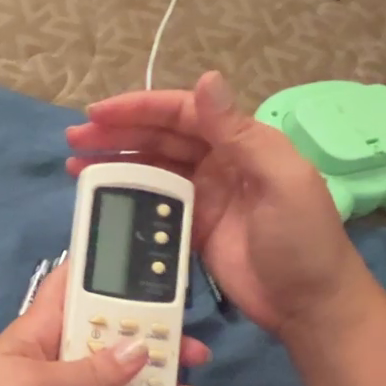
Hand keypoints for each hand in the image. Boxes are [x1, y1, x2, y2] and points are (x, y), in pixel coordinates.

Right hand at [65, 71, 370, 334]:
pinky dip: (127, 197)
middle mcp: (220, 162)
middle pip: (159, 138)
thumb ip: (240, 133)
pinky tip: (101, 198)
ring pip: (152, 168)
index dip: (139, 109)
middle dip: (116, 135)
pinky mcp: (195, 228)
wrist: (312, 307)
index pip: (183, 114)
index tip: (98, 114)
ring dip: (115, 163)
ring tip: (75, 165)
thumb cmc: (302, 241)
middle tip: (74, 140)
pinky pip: (154, 204)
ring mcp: (205, 196)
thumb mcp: (281, 181)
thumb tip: (206, 78)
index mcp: (243, 142)